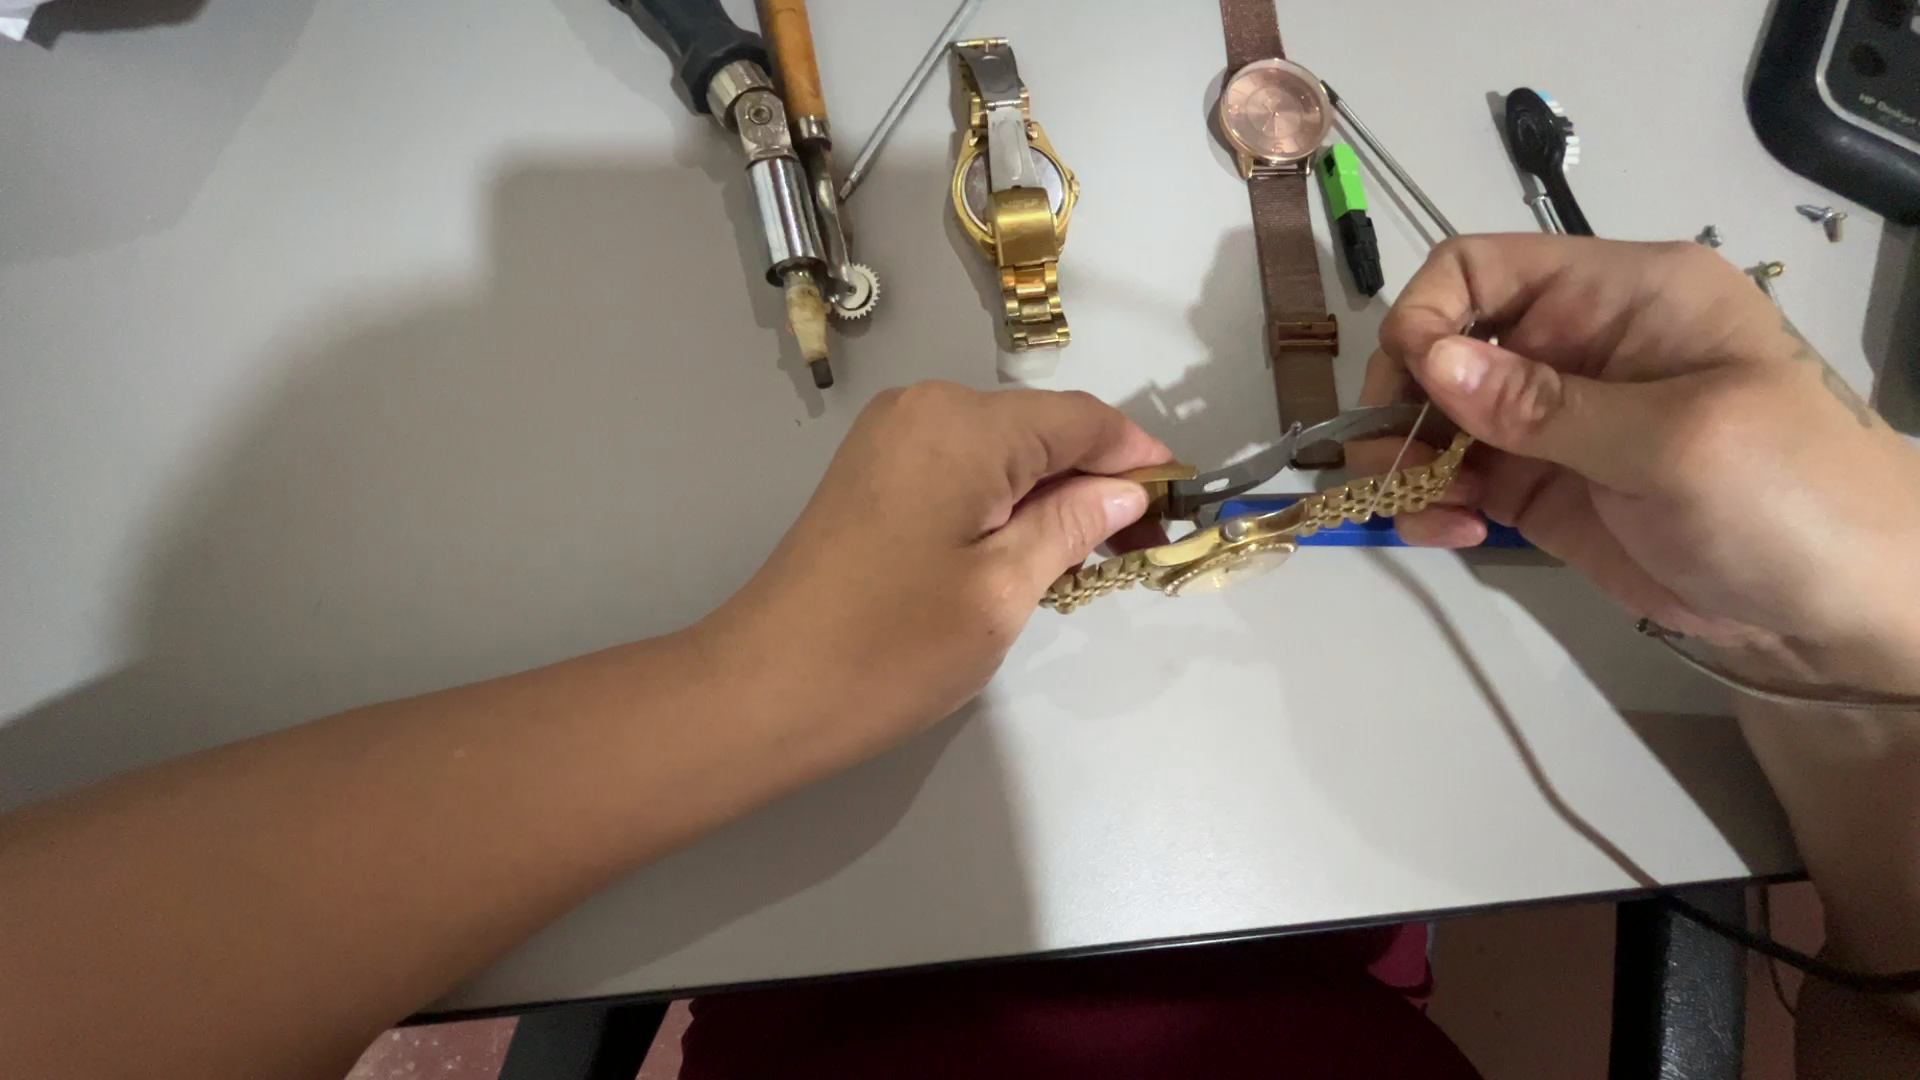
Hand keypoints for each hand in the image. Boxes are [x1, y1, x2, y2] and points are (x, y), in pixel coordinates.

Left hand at [701, 382, 1168, 760]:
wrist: (763, 687)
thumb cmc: (890, 648)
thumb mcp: (1002, 591)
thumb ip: (1070, 525)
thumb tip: (1124, 489)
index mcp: (963, 424)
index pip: (1078, 418)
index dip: (1135, 455)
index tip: (1176, 502)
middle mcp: (924, 407)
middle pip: (1038, 428)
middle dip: (1090, 478)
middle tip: (1129, 548)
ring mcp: (890, 436)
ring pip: (1000, 449)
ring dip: (1045, 492)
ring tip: (1076, 558)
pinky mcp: (872, 470)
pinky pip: (960, 465)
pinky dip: (999, 498)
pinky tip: (1015, 546)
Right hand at [1355, 235, 1919, 689]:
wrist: (1829, 609)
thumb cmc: (1789, 499)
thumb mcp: (1676, 441)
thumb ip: (1544, 402)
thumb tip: (1428, 360)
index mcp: (1614, 298)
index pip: (1476, 271)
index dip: (1425, 318)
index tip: (1410, 388)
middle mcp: (1563, 347)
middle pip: (1430, 349)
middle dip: (1400, 407)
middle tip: (1399, 467)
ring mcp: (1537, 419)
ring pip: (1422, 419)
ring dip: (1403, 464)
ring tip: (1425, 510)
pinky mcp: (1521, 480)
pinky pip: (1440, 478)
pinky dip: (1425, 505)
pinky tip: (1451, 532)